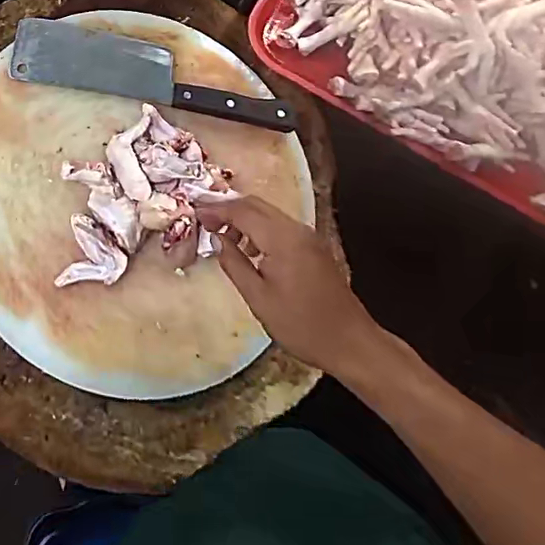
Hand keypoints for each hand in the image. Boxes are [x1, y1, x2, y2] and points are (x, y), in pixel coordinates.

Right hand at [197, 197, 384, 378]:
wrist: (349, 340)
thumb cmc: (301, 325)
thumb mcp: (259, 299)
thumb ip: (234, 264)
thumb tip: (217, 239)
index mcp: (282, 239)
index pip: (243, 211)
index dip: (217, 209)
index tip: (195, 213)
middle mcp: (296, 229)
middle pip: (257, 205)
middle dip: (228, 208)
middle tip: (204, 219)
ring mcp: (308, 236)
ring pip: (269, 214)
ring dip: (244, 218)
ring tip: (222, 237)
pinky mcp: (313, 246)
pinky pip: (280, 226)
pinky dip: (259, 228)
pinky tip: (249, 249)